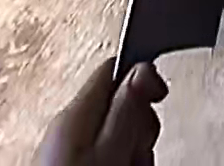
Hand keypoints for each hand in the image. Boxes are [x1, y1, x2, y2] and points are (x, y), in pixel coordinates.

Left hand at [37, 58, 167, 165]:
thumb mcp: (111, 149)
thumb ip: (128, 105)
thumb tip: (141, 67)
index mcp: (72, 116)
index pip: (114, 68)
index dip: (142, 76)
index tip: (157, 97)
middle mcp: (65, 132)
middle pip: (120, 103)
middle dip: (141, 123)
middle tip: (139, 148)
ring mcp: (66, 157)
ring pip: (117, 134)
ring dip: (134, 149)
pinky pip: (107, 157)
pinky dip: (122, 165)